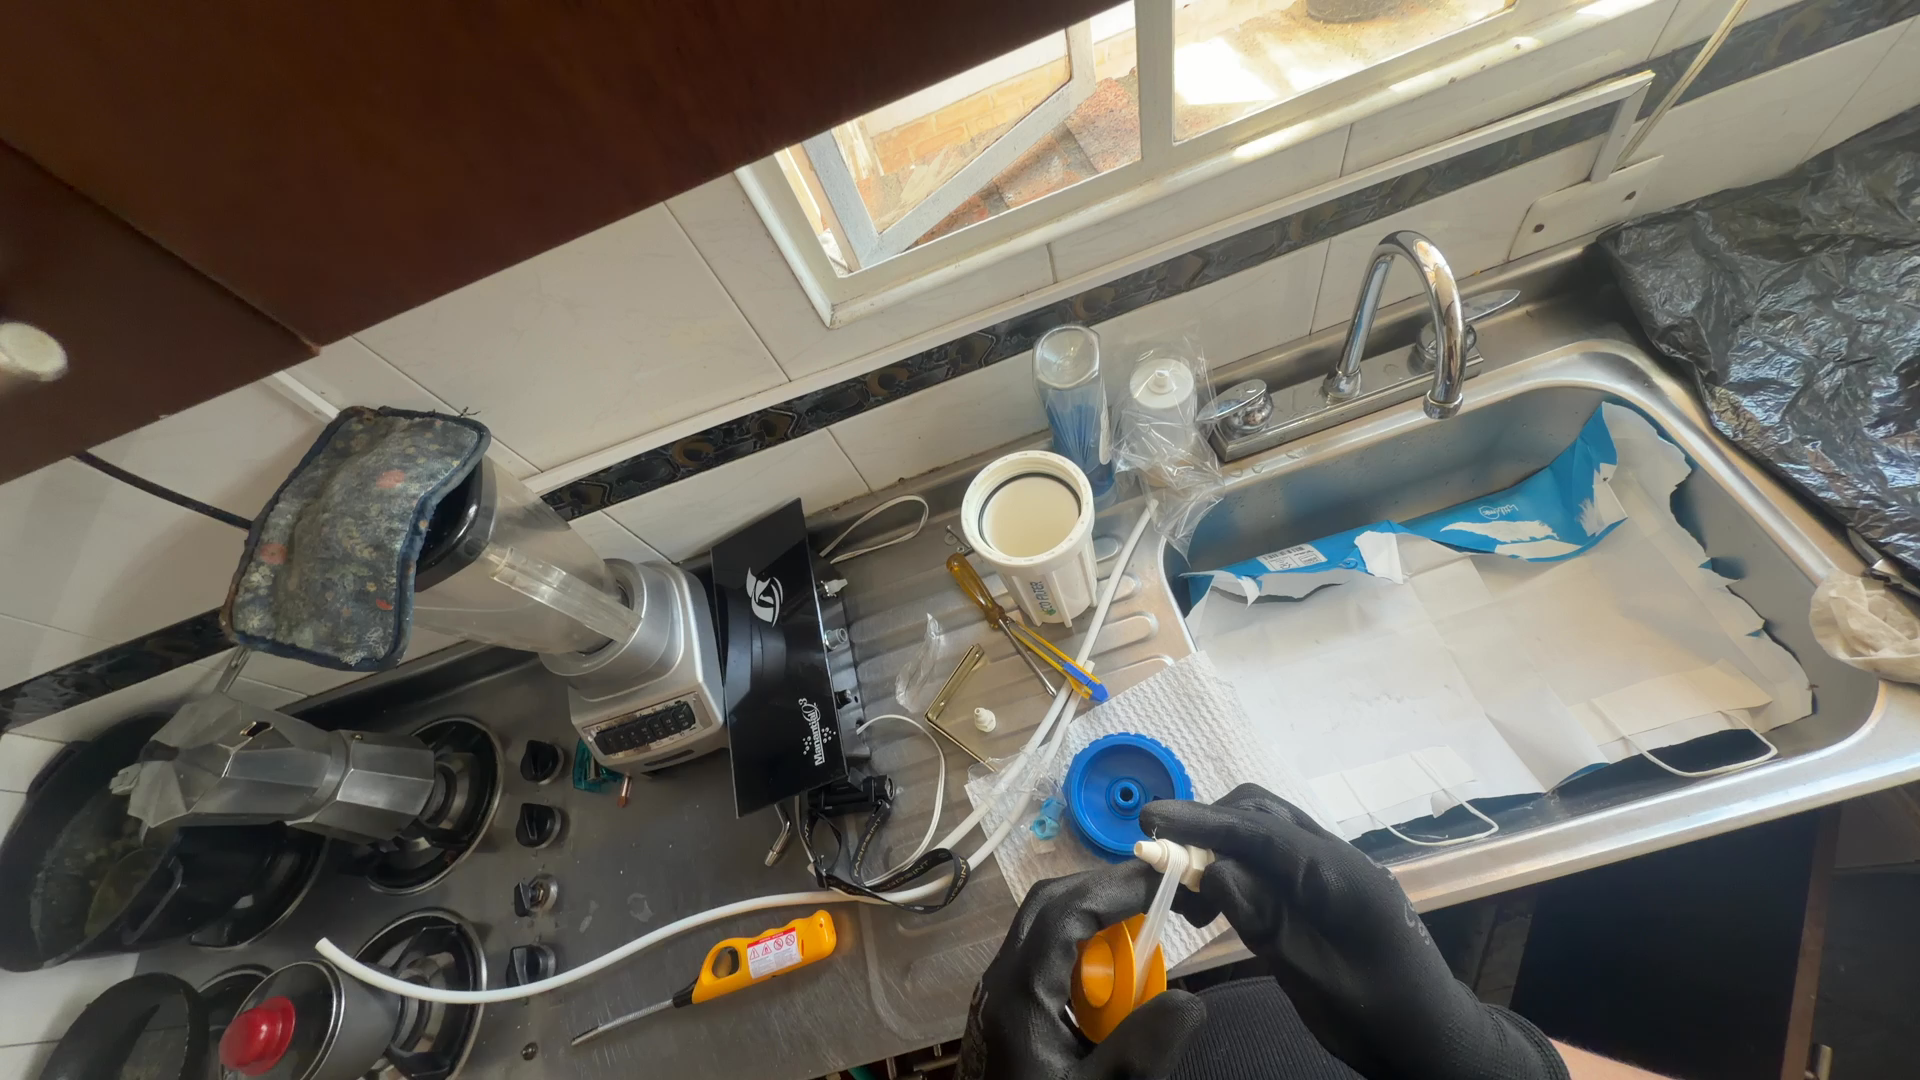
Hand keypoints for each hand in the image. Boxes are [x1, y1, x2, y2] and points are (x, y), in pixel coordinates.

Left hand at [959, 860, 1205, 1079]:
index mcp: (1020, 993)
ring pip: (1043, 925)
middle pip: (1049, 905)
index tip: (1164, 882)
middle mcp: (1002, 977)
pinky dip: (1080, 949)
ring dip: (1092, 919)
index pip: (1066, 913)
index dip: (1117, 888)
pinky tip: (1111, 981)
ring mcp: (1000, 989)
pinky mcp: (1007, 1004)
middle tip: (1158, 900)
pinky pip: (1043, 954)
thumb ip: (1142, 1051)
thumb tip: (1190, 1000)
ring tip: (1140, 936)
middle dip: (1104, 893)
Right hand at [1140, 784, 1566, 1079]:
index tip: (1150, 821)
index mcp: (1338, 875)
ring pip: (1259, 826)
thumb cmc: (1381, 1018)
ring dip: (1217, 845)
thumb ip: (1265, 920)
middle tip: (1165, 861)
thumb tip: (1211, 871)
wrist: (1439, 1043)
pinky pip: (1268, 852)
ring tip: (1189, 894)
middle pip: (1257, 813)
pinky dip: (1233, 864)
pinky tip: (1218, 899)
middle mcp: (1331, 854)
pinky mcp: (1319, 880)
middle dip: (1205, 826)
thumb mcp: (1316, 978)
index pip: (1259, 831)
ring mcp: (1327, 864)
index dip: (1201, 822)